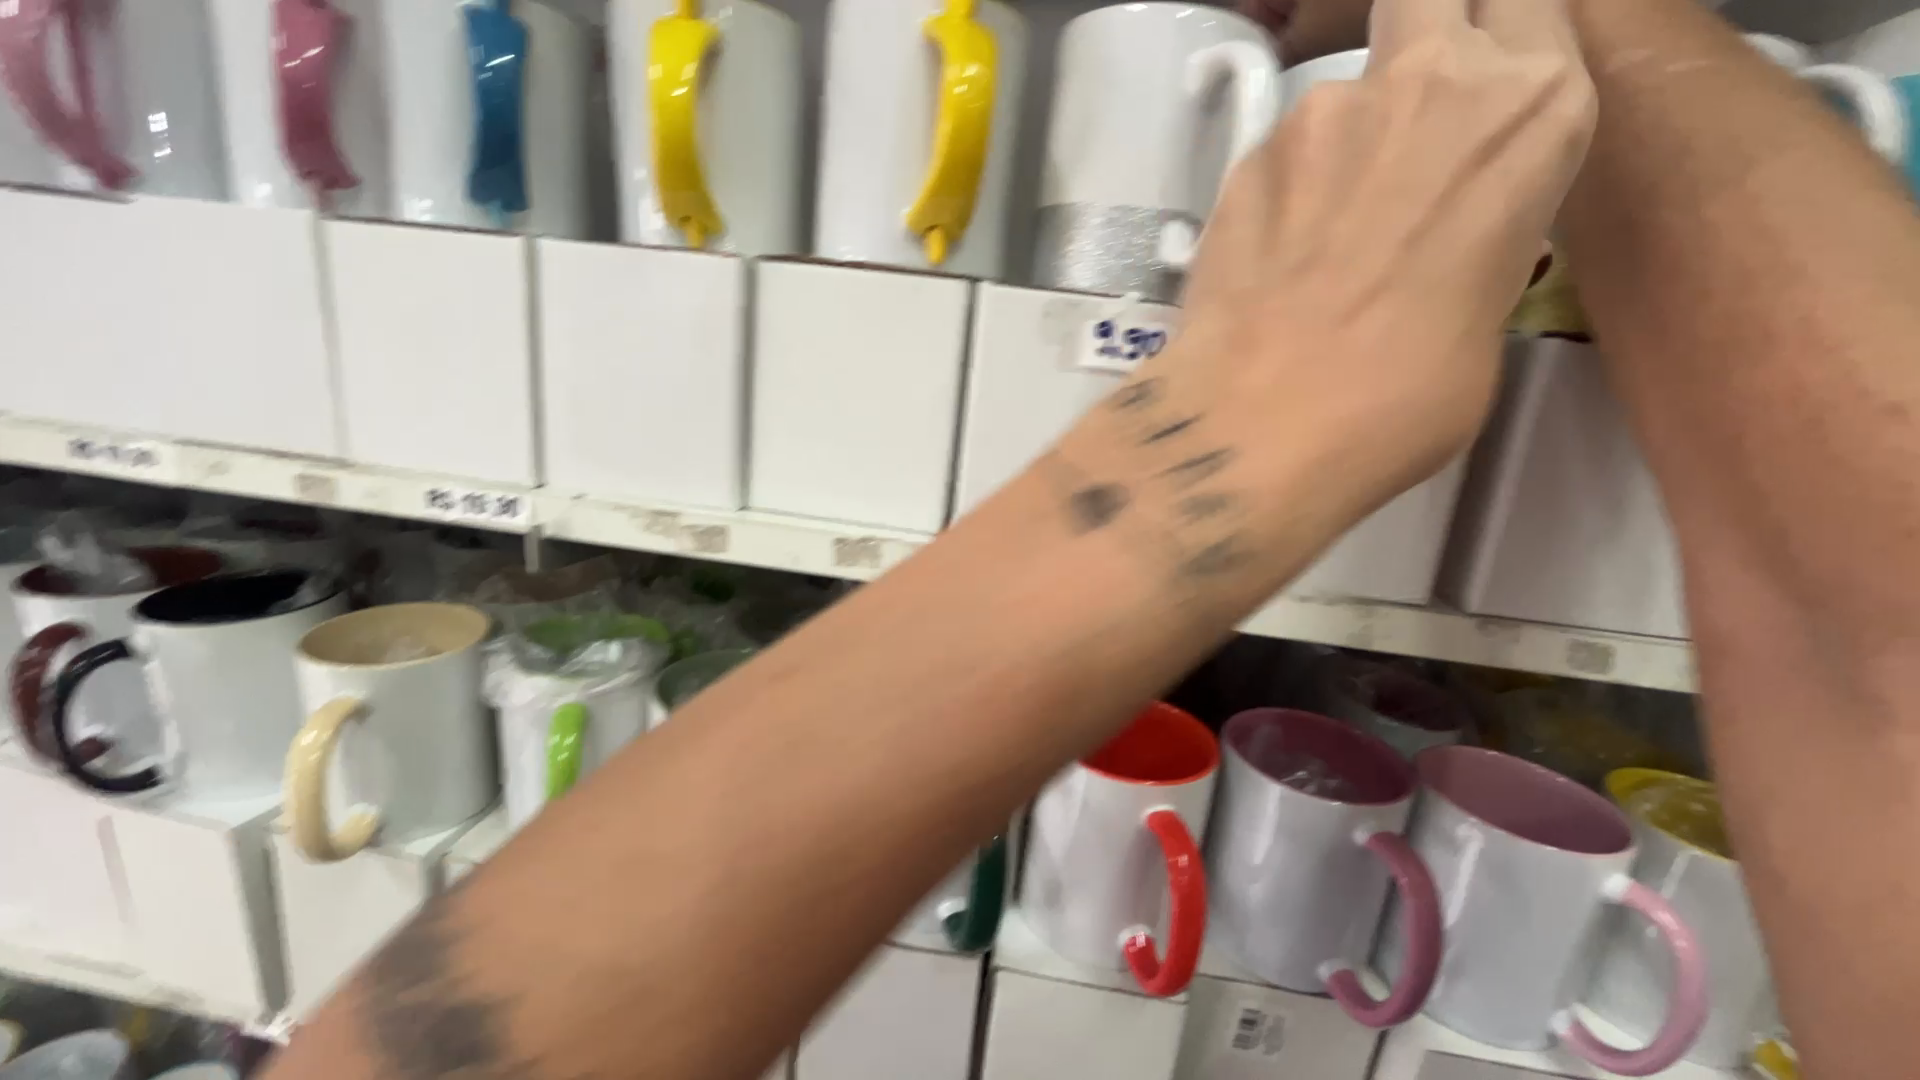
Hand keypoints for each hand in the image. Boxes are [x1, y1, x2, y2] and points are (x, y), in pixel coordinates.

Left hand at [1051, 0, 1595, 600]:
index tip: (1481, 64)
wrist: (1271, 419)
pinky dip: (1280, 193)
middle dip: (1421, 28)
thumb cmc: (1411, 392)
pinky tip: (1270, 260)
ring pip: (1340, 91)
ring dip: (1338, 142)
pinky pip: (1278, 157)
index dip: (1499, 29)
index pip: (1527, 2)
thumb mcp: (1487, 306)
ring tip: (1318, 236)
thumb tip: (1432, 242)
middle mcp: (1433, 81)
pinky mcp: (1246, 157)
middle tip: (1403, 111)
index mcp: (1534, 111)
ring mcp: (1326, 113)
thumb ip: (1472, 234)